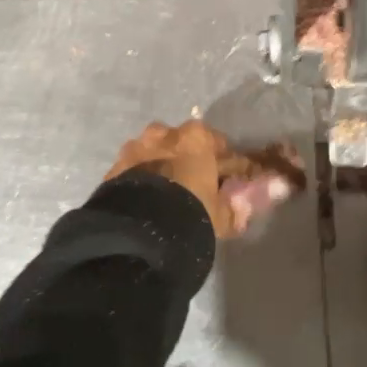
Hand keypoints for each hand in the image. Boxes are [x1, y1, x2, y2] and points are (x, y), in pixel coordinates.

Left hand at [106, 120, 236, 237]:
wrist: (137, 233)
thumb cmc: (189, 213)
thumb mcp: (220, 215)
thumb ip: (236, 206)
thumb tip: (252, 200)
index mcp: (197, 137)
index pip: (222, 147)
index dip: (228, 166)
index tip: (230, 181)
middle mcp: (165, 133)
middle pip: (184, 144)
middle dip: (190, 160)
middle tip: (195, 186)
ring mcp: (136, 147)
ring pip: (156, 153)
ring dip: (163, 166)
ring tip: (166, 194)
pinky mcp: (114, 166)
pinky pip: (135, 170)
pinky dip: (143, 179)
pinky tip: (145, 200)